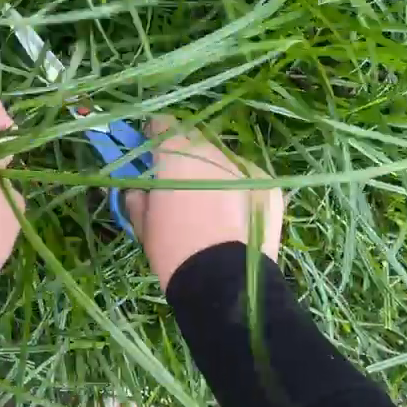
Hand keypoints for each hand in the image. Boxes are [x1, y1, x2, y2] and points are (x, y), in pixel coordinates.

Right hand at [126, 116, 284, 288]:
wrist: (224, 283)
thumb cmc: (174, 250)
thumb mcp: (144, 225)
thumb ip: (137, 198)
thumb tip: (138, 189)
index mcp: (175, 152)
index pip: (163, 124)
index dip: (155, 135)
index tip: (152, 153)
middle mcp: (211, 150)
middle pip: (195, 141)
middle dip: (186, 156)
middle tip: (180, 183)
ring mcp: (244, 166)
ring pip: (223, 161)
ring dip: (214, 173)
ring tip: (211, 205)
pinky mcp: (268, 186)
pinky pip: (247, 180)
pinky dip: (239, 191)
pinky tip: (234, 217)